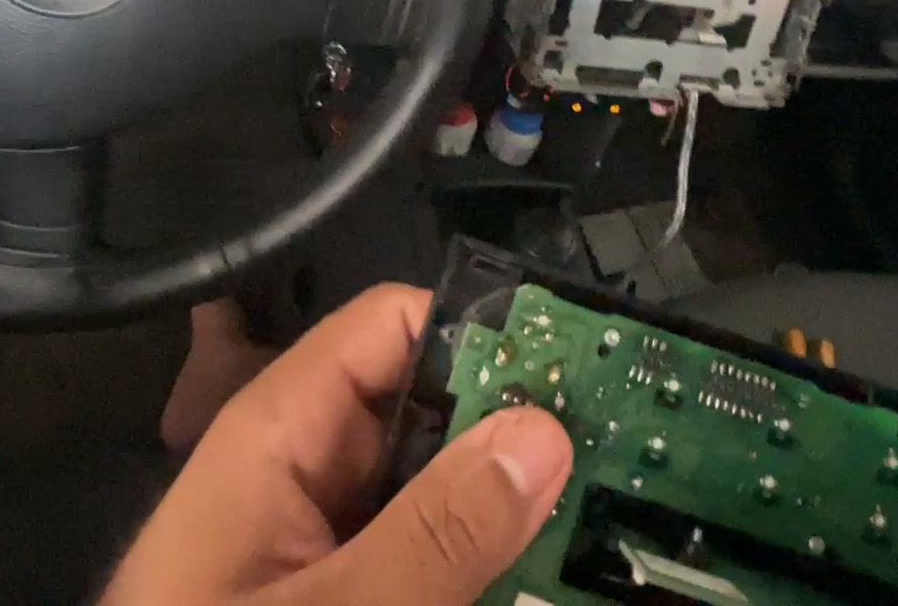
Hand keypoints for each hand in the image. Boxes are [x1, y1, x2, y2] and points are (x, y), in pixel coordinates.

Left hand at [103, 285, 573, 605]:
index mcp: (284, 423)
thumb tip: (542, 433)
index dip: (479, 331)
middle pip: (430, 401)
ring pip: (440, 478)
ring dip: (510, 500)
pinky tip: (541, 573)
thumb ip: (435, 532)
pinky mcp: (344, 573)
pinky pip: (426, 539)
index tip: (569, 371)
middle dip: (513, 428)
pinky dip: (480, 552)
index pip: (392, 324)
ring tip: (601, 515)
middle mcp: (311, 454)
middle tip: (613, 454)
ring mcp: (329, 521)